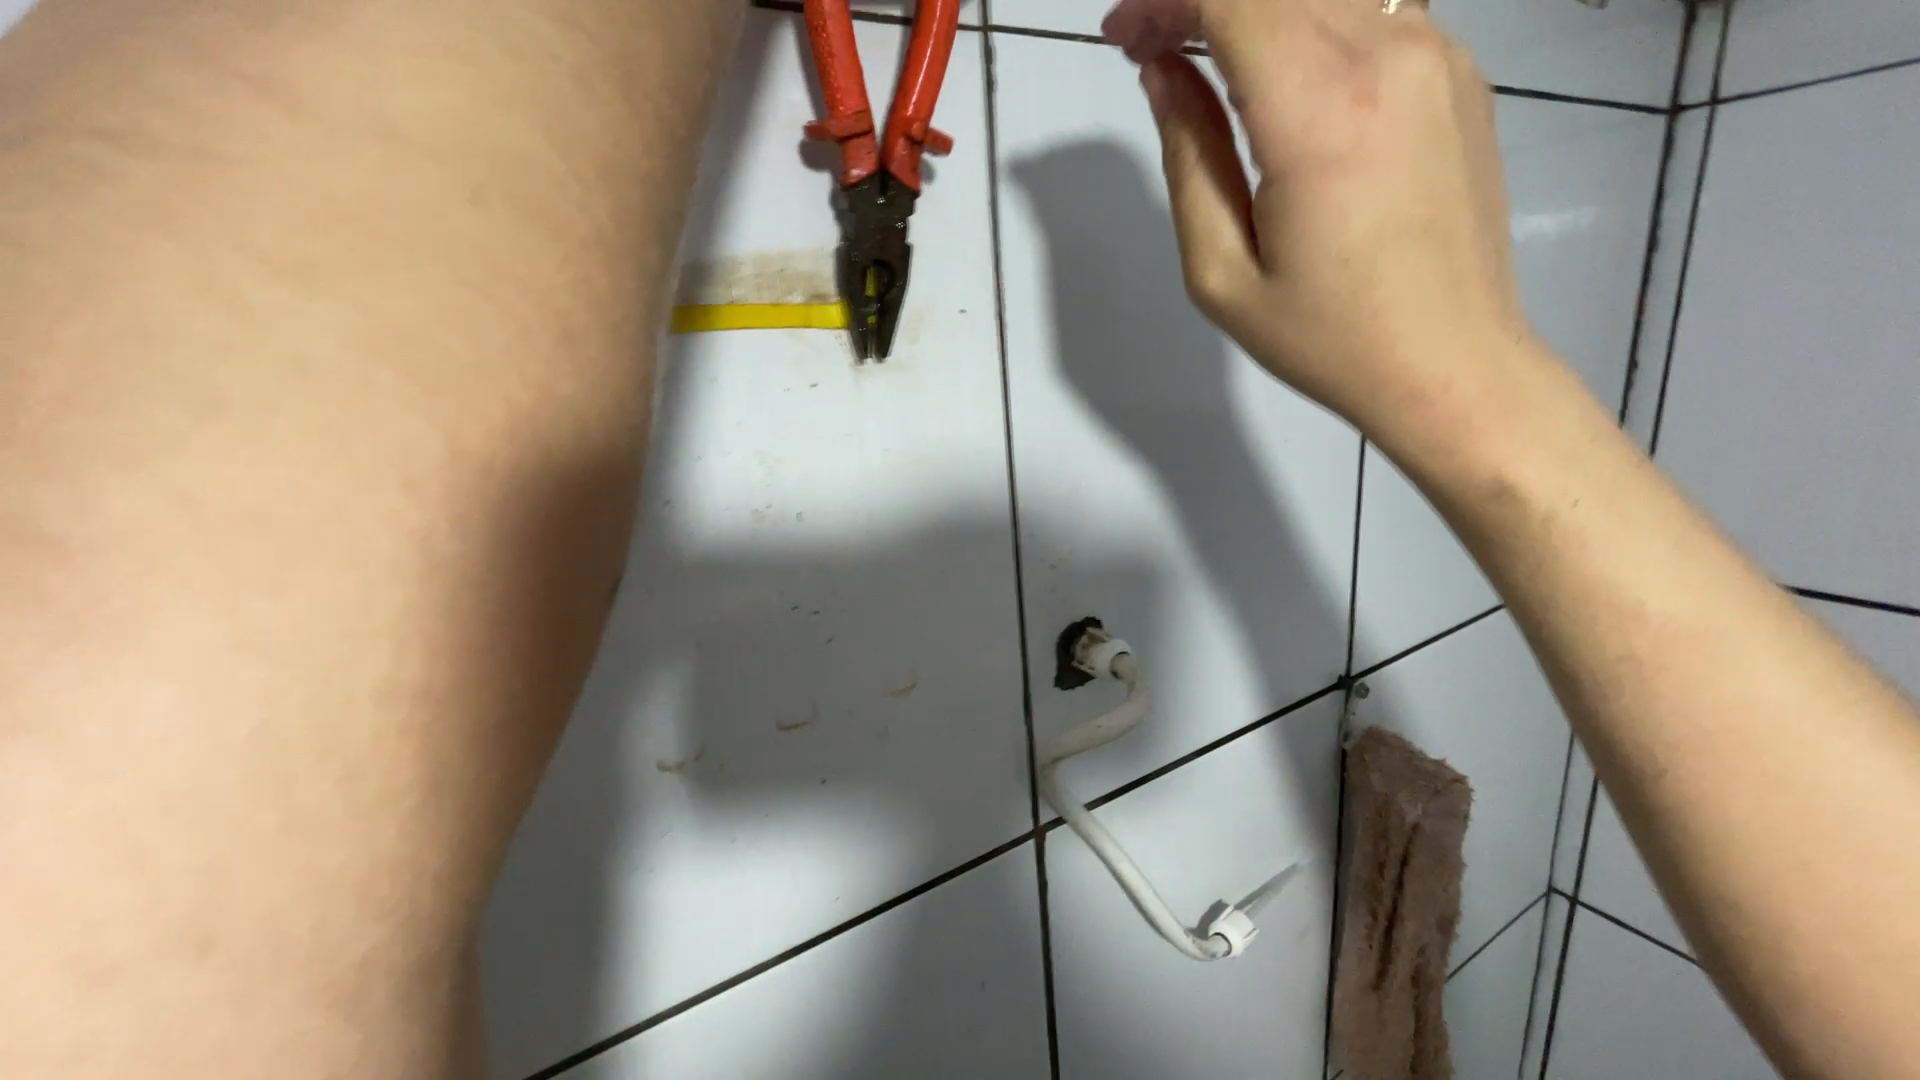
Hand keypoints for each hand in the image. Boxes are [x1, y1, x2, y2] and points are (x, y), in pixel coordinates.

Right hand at [1103, 0, 1543, 452]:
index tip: (1121, 36)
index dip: (1165, 0)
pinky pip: (1374, 11)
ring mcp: (1438, 57)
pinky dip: (1311, 23)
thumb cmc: (1326, 339)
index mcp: (1320, 113)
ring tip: (1208, 58)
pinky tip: (1281, 79)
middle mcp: (1389, 57)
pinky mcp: (1460, 75)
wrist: (1451, 366)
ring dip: (1256, 9)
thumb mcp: (1221, 272)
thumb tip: (1163, 74)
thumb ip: (1188, 159)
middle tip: (1150, 49)